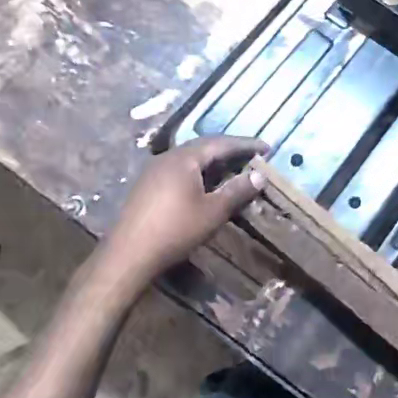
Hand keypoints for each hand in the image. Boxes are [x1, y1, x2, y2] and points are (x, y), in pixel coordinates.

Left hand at [96, 135, 268, 288]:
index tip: (267, 148)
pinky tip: (206, 186)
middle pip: (204, 147)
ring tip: (234, 169)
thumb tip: (260, 175)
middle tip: (253, 156)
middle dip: (230, 151)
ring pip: (190, 159)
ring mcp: (154, 171)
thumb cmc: (176, 230)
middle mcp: (167, 157)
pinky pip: (179, 170)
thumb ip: (237, 190)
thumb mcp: (213, 211)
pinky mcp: (147, 187)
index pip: (221, 143)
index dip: (246, 145)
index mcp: (184, 158)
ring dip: (214, 162)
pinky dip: (199, 173)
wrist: (129, 254)